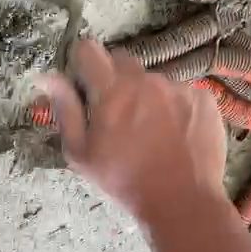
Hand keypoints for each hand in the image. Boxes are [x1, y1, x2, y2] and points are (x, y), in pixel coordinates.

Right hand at [36, 39, 229, 229]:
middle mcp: (145, 80)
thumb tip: (47, 77)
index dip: (82, 63)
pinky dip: (173, 107)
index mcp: (111, 91)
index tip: (84, 84)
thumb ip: (65, 110)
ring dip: (145, 96)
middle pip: (122, 61)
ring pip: (152, 80)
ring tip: (150, 131)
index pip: (88, 50)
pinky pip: (180, 92)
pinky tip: (174, 134)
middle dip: (113, 79)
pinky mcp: (203, 98)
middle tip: (116, 114)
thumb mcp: (81, 153)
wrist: (182, 201)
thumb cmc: (123, 180)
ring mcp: (178, 87)